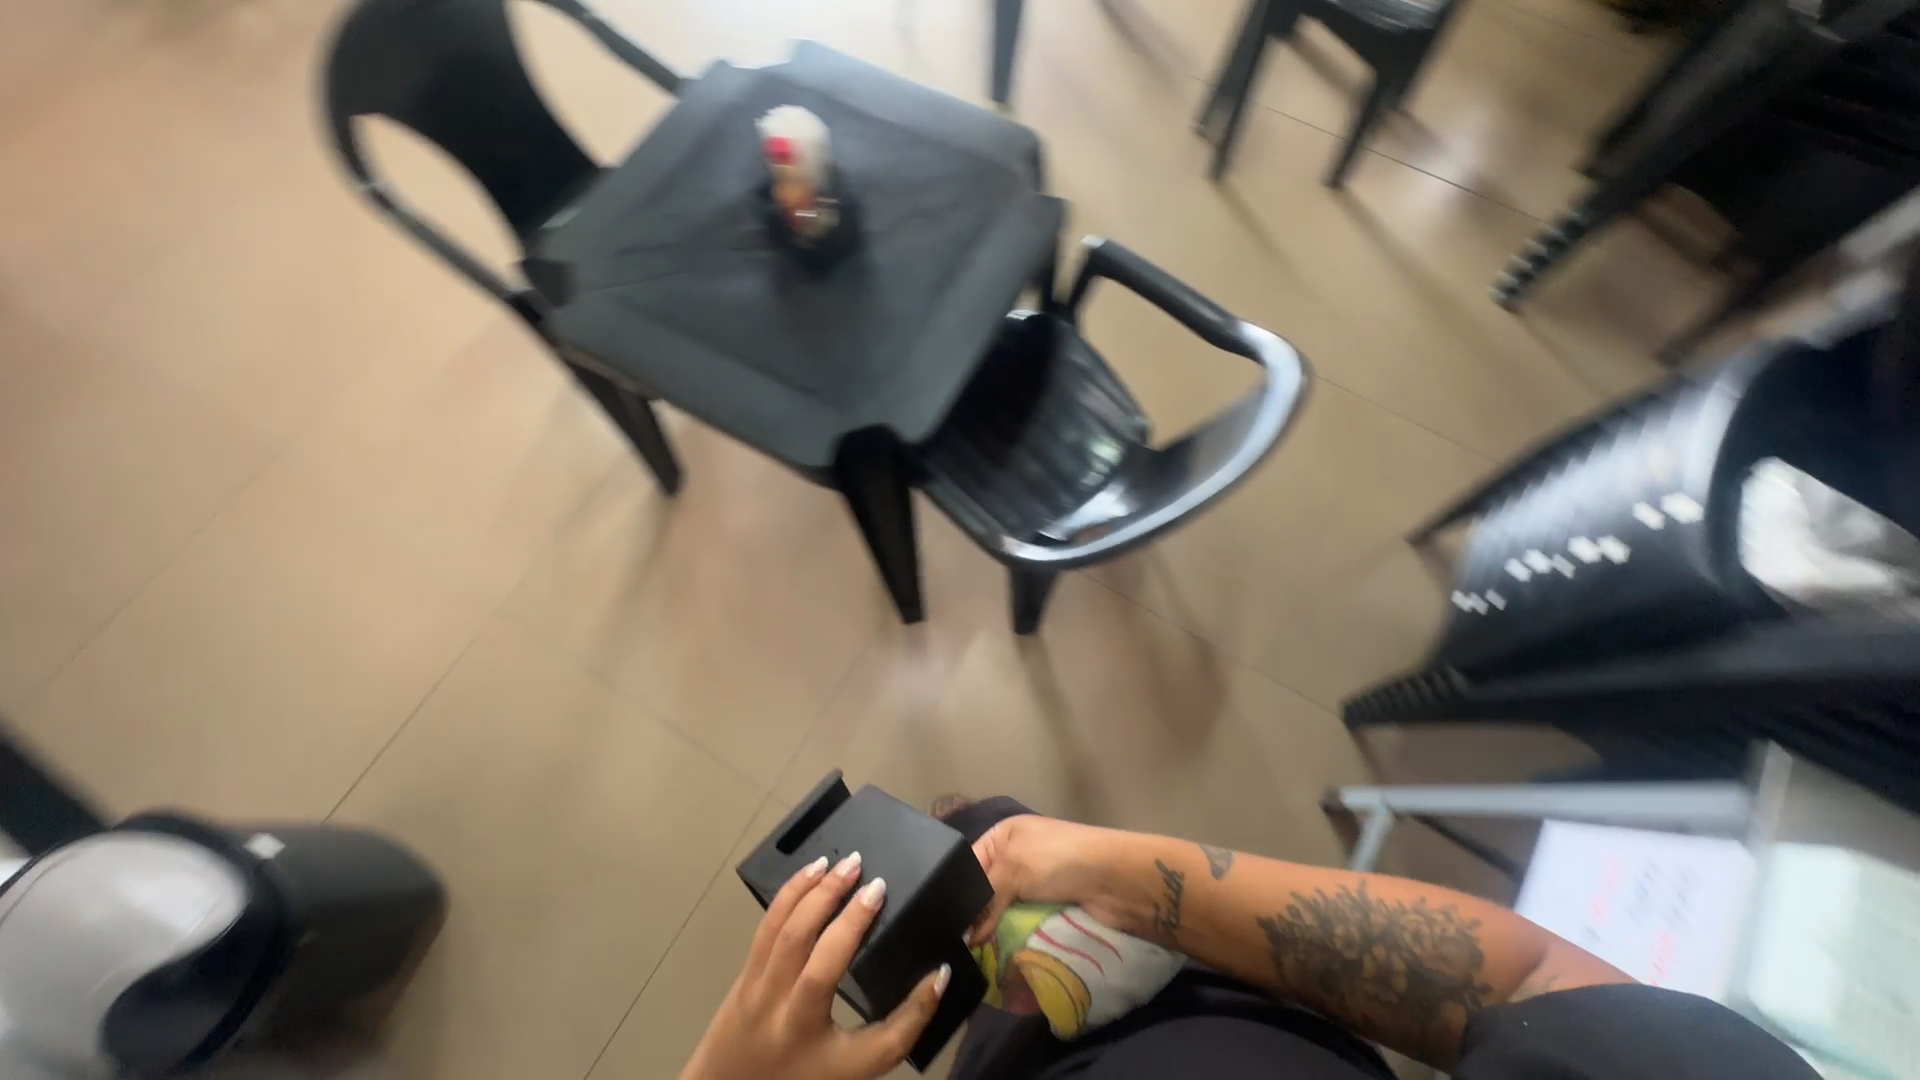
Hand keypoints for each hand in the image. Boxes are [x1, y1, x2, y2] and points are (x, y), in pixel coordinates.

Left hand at [681, 853, 950, 1079]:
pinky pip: (765, 925)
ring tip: (840, 863)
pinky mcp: (745, 972)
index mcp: (808, 1031)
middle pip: (803, 941)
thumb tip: (939, 975)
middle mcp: (777, 1007)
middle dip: (837, 901)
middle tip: (866, 872)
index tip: (914, 932)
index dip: (879, 956)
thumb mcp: (859, 1067)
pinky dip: (788, 894)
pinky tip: (810, 873)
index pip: (844, 984)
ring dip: (811, 888)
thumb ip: (903, 1026)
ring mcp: (755, 986)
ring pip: (781, 926)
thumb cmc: (806, 1077)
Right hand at [967, 815, 1145, 944]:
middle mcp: (1016, 858)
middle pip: (985, 890)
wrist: (1113, 880)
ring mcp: (1033, 886)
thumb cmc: (1058, 859)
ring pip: (1002, 912)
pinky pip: (1022, 926)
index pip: (968, 863)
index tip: (943, 920)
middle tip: (954, 944)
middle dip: (974, 915)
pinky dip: (1012, 939)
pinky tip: (995, 956)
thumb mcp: (1013, 866)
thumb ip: (986, 897)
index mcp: (1004, 835)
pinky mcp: (1048, 910)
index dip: (956, 890)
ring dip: (993, 931)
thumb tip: (968, 936)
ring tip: (970, 956)